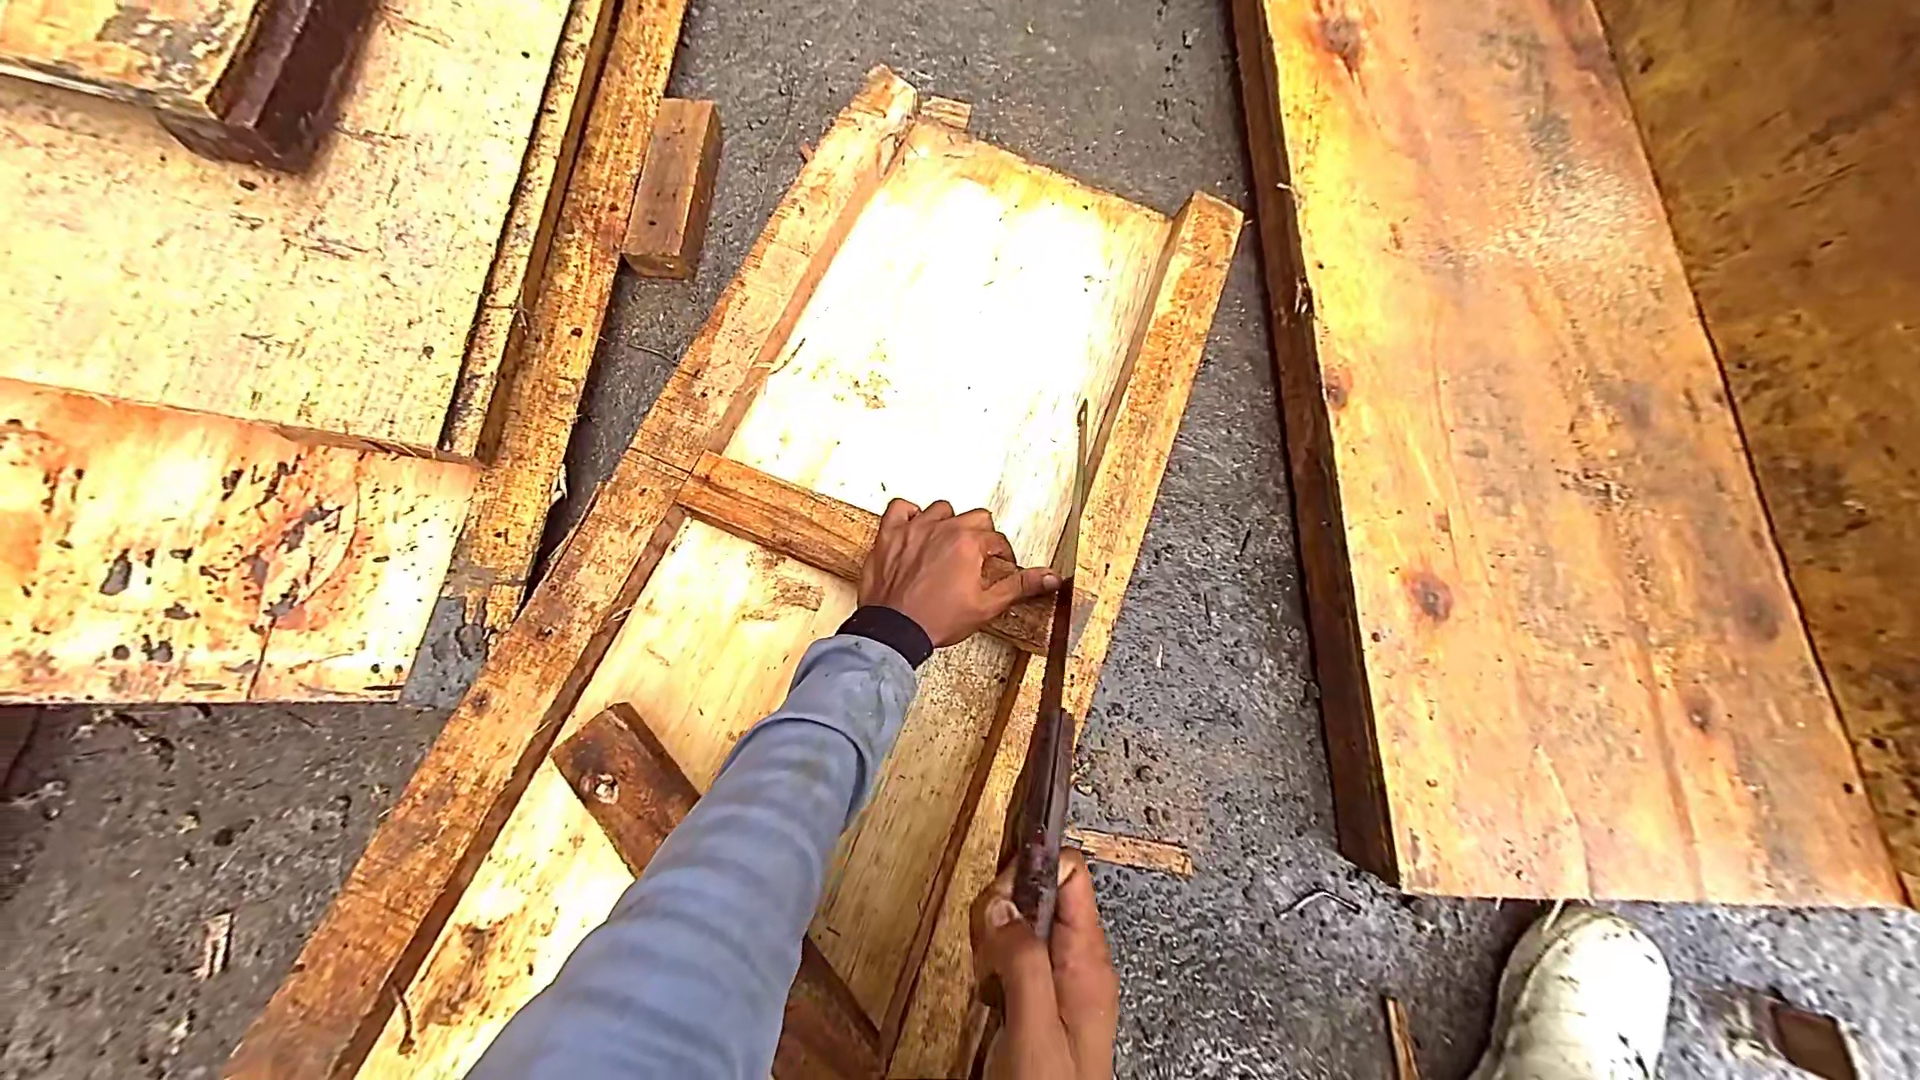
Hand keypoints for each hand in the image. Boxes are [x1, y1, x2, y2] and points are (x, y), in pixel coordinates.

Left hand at [860, 499, 1060, 647]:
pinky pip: (900, 508)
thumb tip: (1051, 577)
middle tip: (976, 556)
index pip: (996, 538)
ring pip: (940, 509)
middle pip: (974, 517)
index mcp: (968, 543)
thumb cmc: (936, 619)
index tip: (998, 565)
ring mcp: (913, 529)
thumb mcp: (986, 605)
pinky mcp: (889, 536)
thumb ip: (1020, 586)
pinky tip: (915, 526)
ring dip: (948, 523)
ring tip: (948, 543)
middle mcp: (942, 529)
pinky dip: (908, 514)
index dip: (1002, 554)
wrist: (895, 631)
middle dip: (980, 535)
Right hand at [971, 849, 1118, 1079]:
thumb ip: (1022, 961)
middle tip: (990, 944)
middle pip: (1042, 890)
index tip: (1003, 895)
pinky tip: (989, 984)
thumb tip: (1002, 902)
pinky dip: (994, 956)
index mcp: (1088, 959)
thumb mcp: (1035, 1031)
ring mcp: (1060, 974)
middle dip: (1006, 906)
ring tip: (988, 971)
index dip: (1034, 870)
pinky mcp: (1041, 990)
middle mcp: (1079, 959)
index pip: (1072, 873)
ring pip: (1024, 918)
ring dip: (996, 934)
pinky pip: (1015, 948)